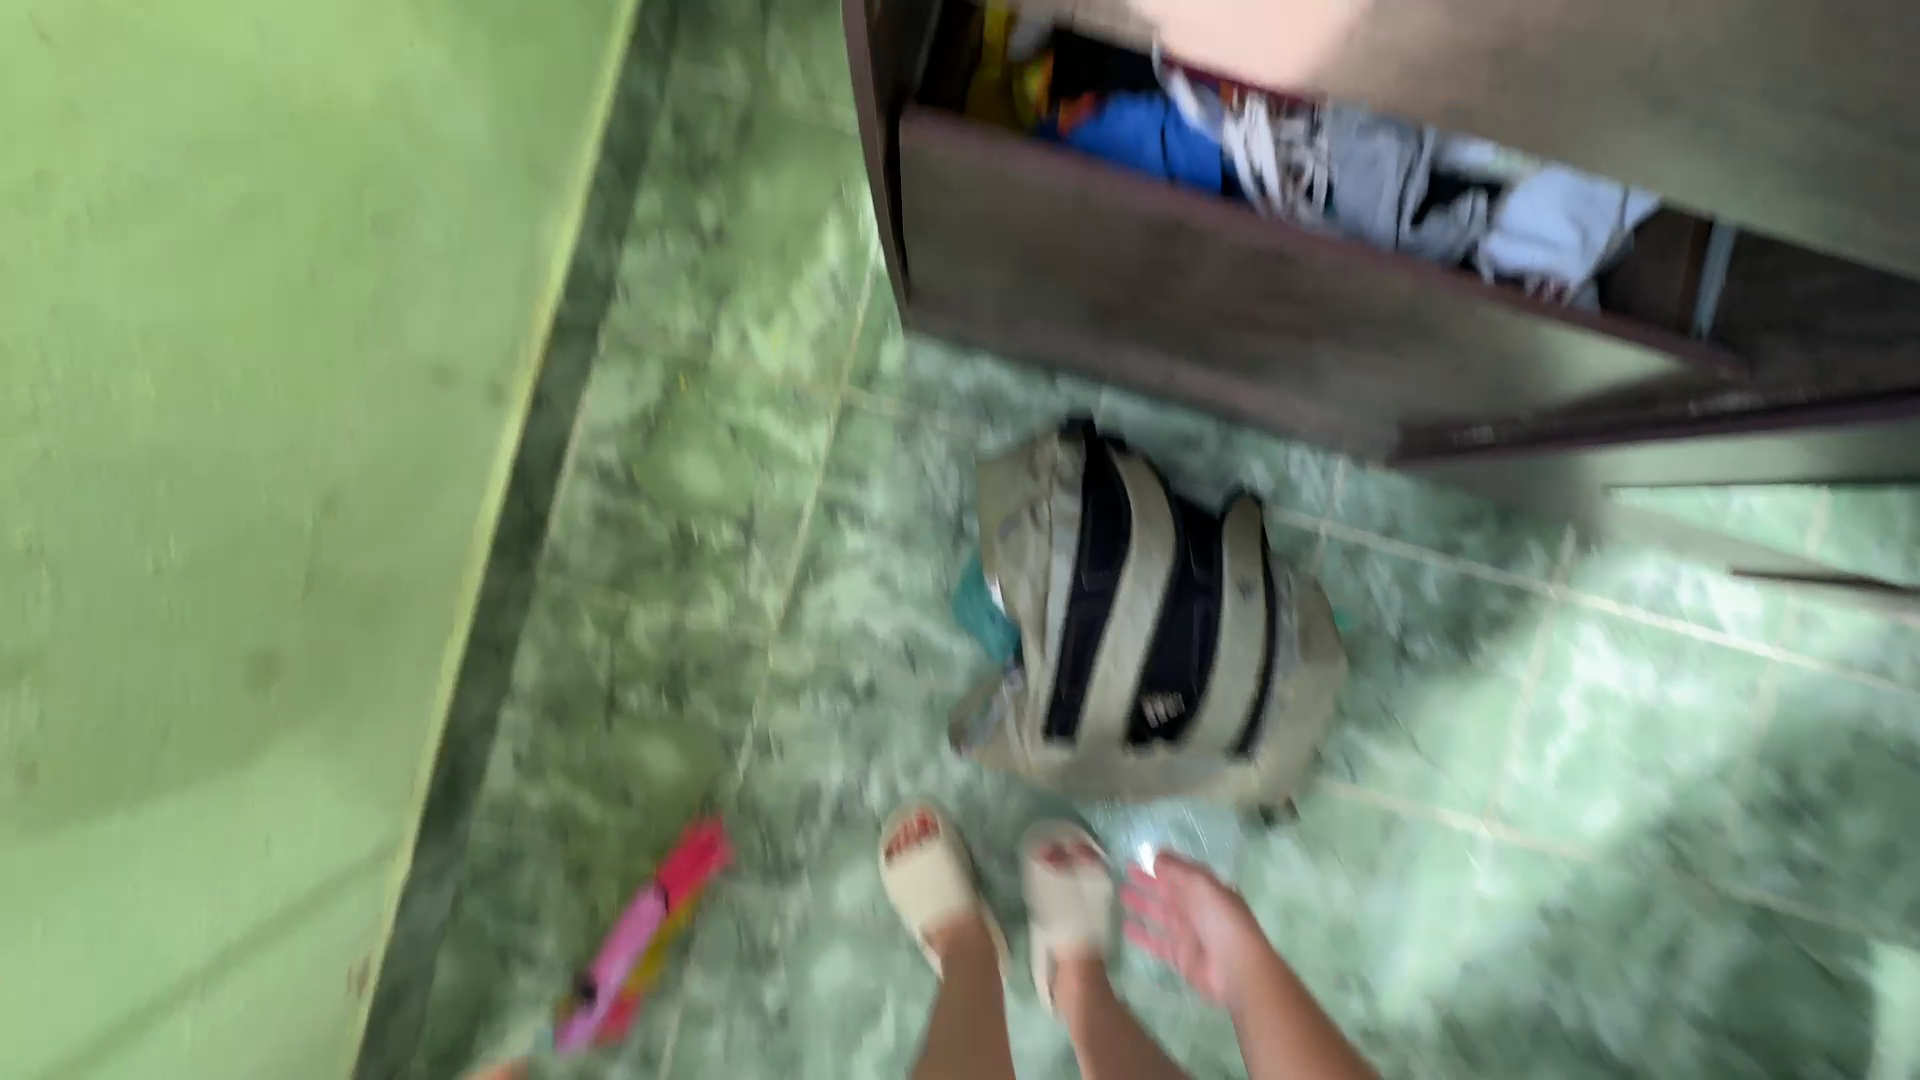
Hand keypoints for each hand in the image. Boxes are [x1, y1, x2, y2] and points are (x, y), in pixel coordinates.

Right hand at [1121, 851, 1270, 1007]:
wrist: (1235, 968)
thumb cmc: (1220, 919)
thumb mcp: (1201, 884)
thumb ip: (1177, 870)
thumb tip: (1157, 857)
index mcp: (1204, 889)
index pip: (1181, 873)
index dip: (1164, 865)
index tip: (1142, 856)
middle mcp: (1195, 909)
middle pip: (1167, 892)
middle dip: (1147, 881)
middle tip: (1125, 870)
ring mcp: (1186, 933)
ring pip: (1158, 914)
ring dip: (1141, 903)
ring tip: (1119, 892)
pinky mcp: (1178, 956)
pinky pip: (1154, 941)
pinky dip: (1140, 934)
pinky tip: (1124, 926)